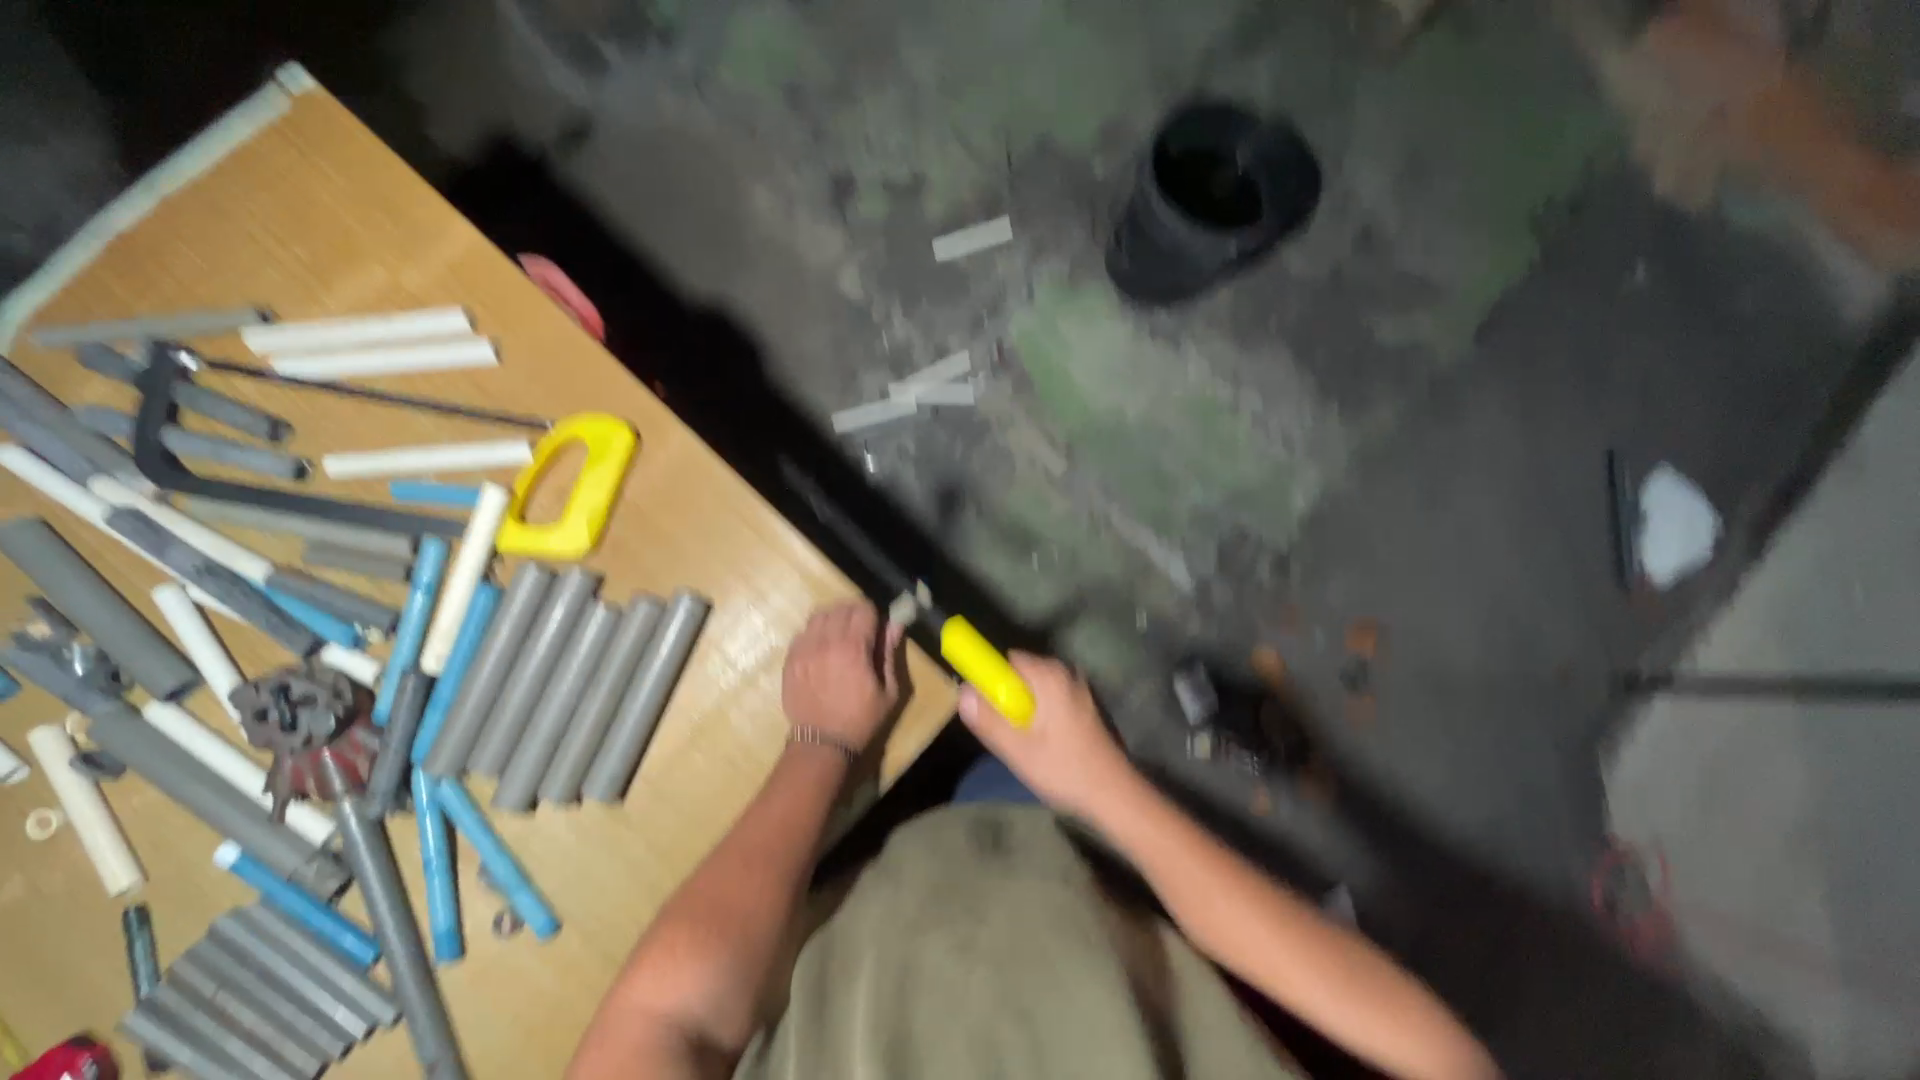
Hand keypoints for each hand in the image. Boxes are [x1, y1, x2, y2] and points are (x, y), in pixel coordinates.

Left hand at [781, 600, 904, 751]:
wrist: (822, 742)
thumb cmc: (861, 719)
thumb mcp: (888, 691)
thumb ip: (889, 654)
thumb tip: (895, 625)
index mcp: (853, 648)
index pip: (864, 608)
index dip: (874, 615)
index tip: (877, 627)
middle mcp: (826, 641)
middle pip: (841, 608)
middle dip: (855, 614)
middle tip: (861, 631)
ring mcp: (804, 649)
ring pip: (819, 615)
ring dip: (833, 619)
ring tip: (839, 636)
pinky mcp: (790, 659)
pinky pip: (802, 632)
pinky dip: (815, 633)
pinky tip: (821, 649)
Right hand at [956, 652, 1134, 816]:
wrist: (1114, 795)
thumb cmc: (1064, 770)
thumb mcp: (1018, 750)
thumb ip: (988, 720)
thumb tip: (963, 692)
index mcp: (1050, 677)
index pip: (1009, 659)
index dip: (991, 677)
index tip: (985, 706)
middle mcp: (1067, 674)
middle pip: (1023, 673)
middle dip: (1007, 696)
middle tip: (1005, 730)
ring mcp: (1080, 690)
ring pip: (1038, 689)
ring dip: (1024, 709)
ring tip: (1023, 742)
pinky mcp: (1086, 707)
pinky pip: (1052, 699)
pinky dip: (1041, 714)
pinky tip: (1043, 744)